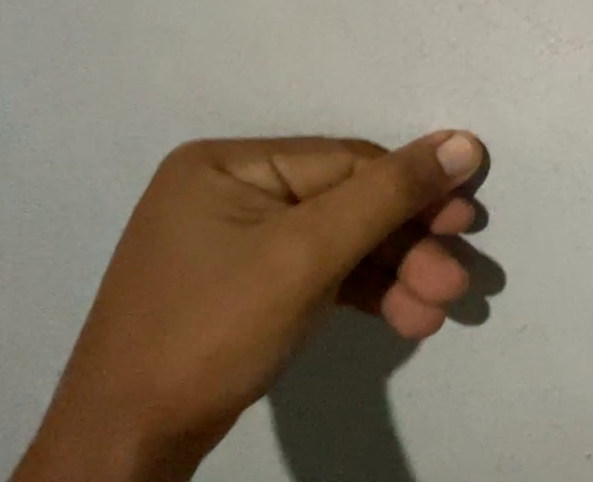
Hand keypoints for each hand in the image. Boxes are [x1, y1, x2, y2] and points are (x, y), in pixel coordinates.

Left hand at [14, 132, 485, 481]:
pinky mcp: (254, 283)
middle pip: (355, 206)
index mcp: (230, 166)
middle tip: (454, 281)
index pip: (351, 165)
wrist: (125, 450)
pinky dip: (371, 293)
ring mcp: (243, 241)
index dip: (414, 192)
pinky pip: (329, 271)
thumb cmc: (210, 332)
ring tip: (437, 310)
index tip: (466, 223)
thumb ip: (393, 192)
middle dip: (408, 248)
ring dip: (399, 276)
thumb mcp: (310, 253)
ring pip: (349, 243)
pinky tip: (409, 317)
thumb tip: (466, 143)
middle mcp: (235, 192)